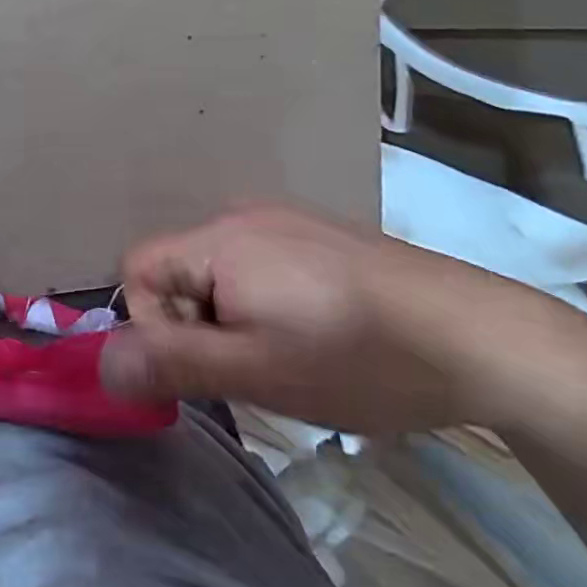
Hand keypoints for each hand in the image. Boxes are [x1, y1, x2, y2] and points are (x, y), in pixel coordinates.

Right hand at [98, 203, 586, 434]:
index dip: (151, 321)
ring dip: (229, 315)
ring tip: (288, 353)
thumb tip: (100, 360)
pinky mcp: (318, 233)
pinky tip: (315, 330)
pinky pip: (257, 263)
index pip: (136, 269)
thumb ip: (170, 361)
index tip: (206, 362)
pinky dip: (263, 300)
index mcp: (218, 238)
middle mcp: (242, 215)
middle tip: (251, 366)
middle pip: (176, 270)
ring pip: (216, 270)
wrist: (486, 340)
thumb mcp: (255, 371)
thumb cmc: (357, 357)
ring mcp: (284, 219)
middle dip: (194, 323)